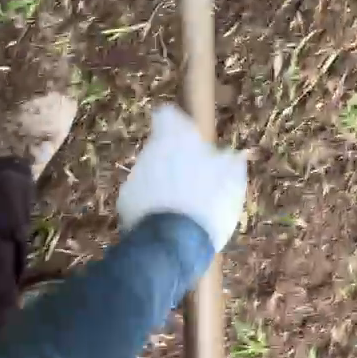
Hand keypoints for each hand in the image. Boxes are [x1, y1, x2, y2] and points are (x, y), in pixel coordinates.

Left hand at [117, 103, 247, 250]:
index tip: (188, 138)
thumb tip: (232, 156)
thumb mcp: (232, 184)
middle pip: (159, 148)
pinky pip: (139, 197)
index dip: (177, 125)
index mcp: (177, 139)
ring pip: (148, 173)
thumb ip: (230, 164)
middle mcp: (150, 151)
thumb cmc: (210, 205)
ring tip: (181, 207)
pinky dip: (149, 205)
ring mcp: (134, 176)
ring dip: (161, 184)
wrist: (175, 241)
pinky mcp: (124, 201)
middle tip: (192, 181)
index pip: (167, 116)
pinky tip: (166, 221)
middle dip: (172, 160)